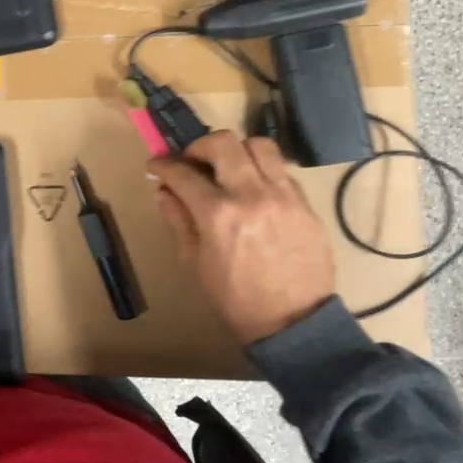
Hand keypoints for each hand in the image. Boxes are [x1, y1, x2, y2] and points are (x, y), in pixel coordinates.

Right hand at [147, 131, 334, 344]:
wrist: (293, 320)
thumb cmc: (234, 296)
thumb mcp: (194, 260)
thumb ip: (178, 219)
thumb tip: (164, 191)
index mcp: (218, 214)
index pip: (182, 173)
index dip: (163, 165)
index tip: (156, 164)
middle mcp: (252, 195)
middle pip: (223, 142)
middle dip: (199, 146)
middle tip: (193, 161)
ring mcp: (284, 196)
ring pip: (259, 145)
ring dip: (236, 151)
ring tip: (228, 169)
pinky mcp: (306, 204)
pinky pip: (281, 170)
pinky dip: (261, 171)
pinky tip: (253, 191)